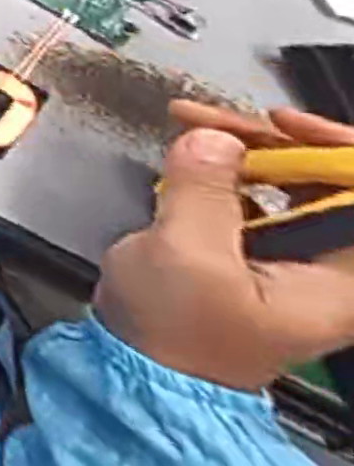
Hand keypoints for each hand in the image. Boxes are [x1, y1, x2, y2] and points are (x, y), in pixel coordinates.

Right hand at [94, 101, 353, 389]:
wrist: (150, 365)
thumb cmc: (178, 321)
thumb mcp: (185, 255)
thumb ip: (202, 194)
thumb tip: (213, 137)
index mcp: (347, 275)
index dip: (338, 151)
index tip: (275, 122)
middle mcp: (337, 263)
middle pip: (333, 184)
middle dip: (271, 141)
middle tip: (201, 117)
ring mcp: (296, 256)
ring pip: (294, 185)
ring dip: (244, 150)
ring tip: (185, 126)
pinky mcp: (255, 249)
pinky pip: (260, 198)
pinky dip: (226, 170)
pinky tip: (187, 161)